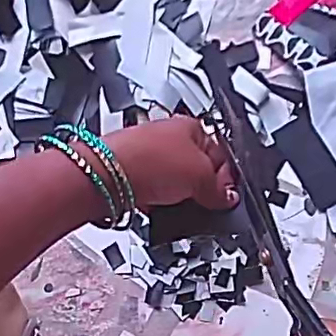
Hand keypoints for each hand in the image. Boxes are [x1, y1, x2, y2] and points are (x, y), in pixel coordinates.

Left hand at [100, 114, 236, 210]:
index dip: (228, 177)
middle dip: (202, 190)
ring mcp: (148, 157)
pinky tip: (158, 210)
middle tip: (205, 204)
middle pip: (196, 170)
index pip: (222, 152)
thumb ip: (219, 189)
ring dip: (179, 199)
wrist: (106, 175)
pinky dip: (158, 204)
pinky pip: (153, 194)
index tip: (229, 197)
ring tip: (179, 208)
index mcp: (192, 126)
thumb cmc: (147, 160)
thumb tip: (228, 198)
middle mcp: (168, 137)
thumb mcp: (200, 177)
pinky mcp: (131, 177)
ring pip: (174, 184)